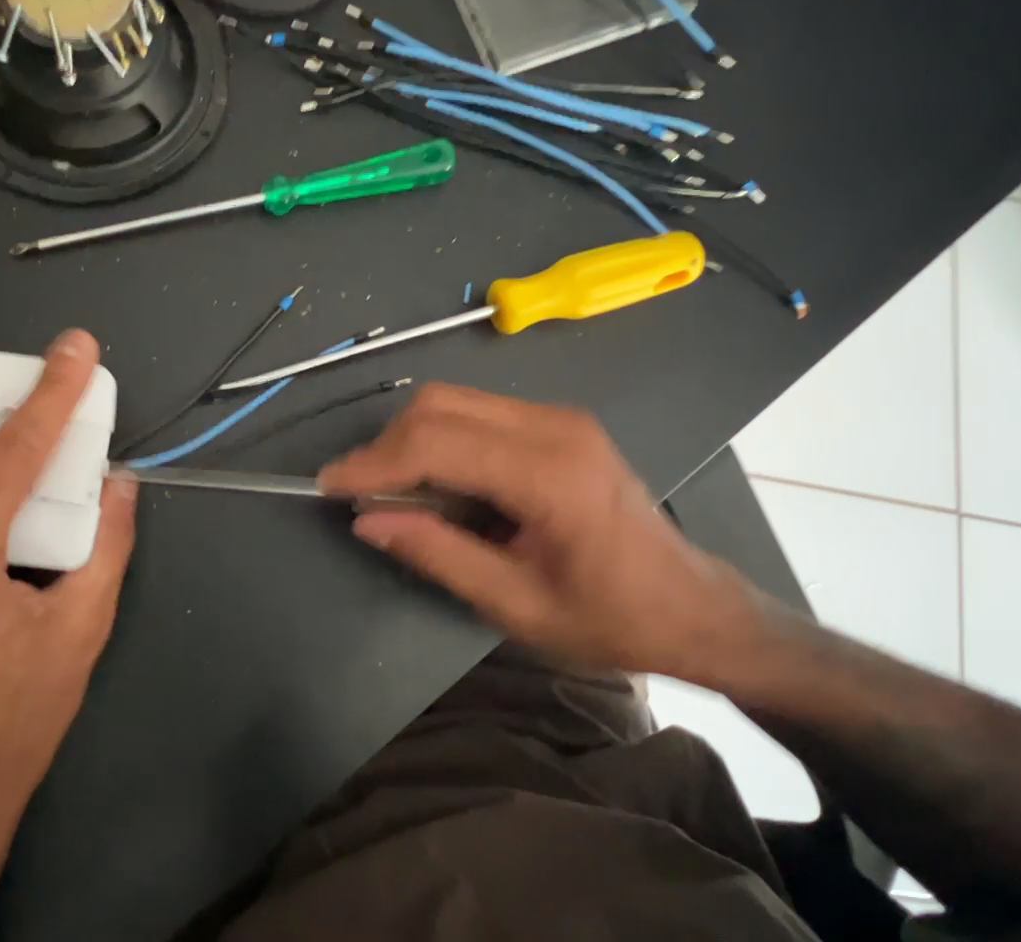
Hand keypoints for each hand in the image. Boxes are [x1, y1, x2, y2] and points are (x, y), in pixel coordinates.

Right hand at [320, 384, 756, 680]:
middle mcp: (554, 426)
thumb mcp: (515, 604)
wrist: (693, 607)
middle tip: (360, 496)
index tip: (328, 488)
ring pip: (454, 401)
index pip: (437, 442)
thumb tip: (366, 520)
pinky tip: (440, 485)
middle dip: (386, 445)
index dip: (373, 462)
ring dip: (411, 440)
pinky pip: (478, 413)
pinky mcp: (559, 423)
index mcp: (549, 474)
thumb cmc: (610, 619)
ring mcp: (560, 417)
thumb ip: (437, 554)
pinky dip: (442, 440)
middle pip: (439, 404)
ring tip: (395, 495)